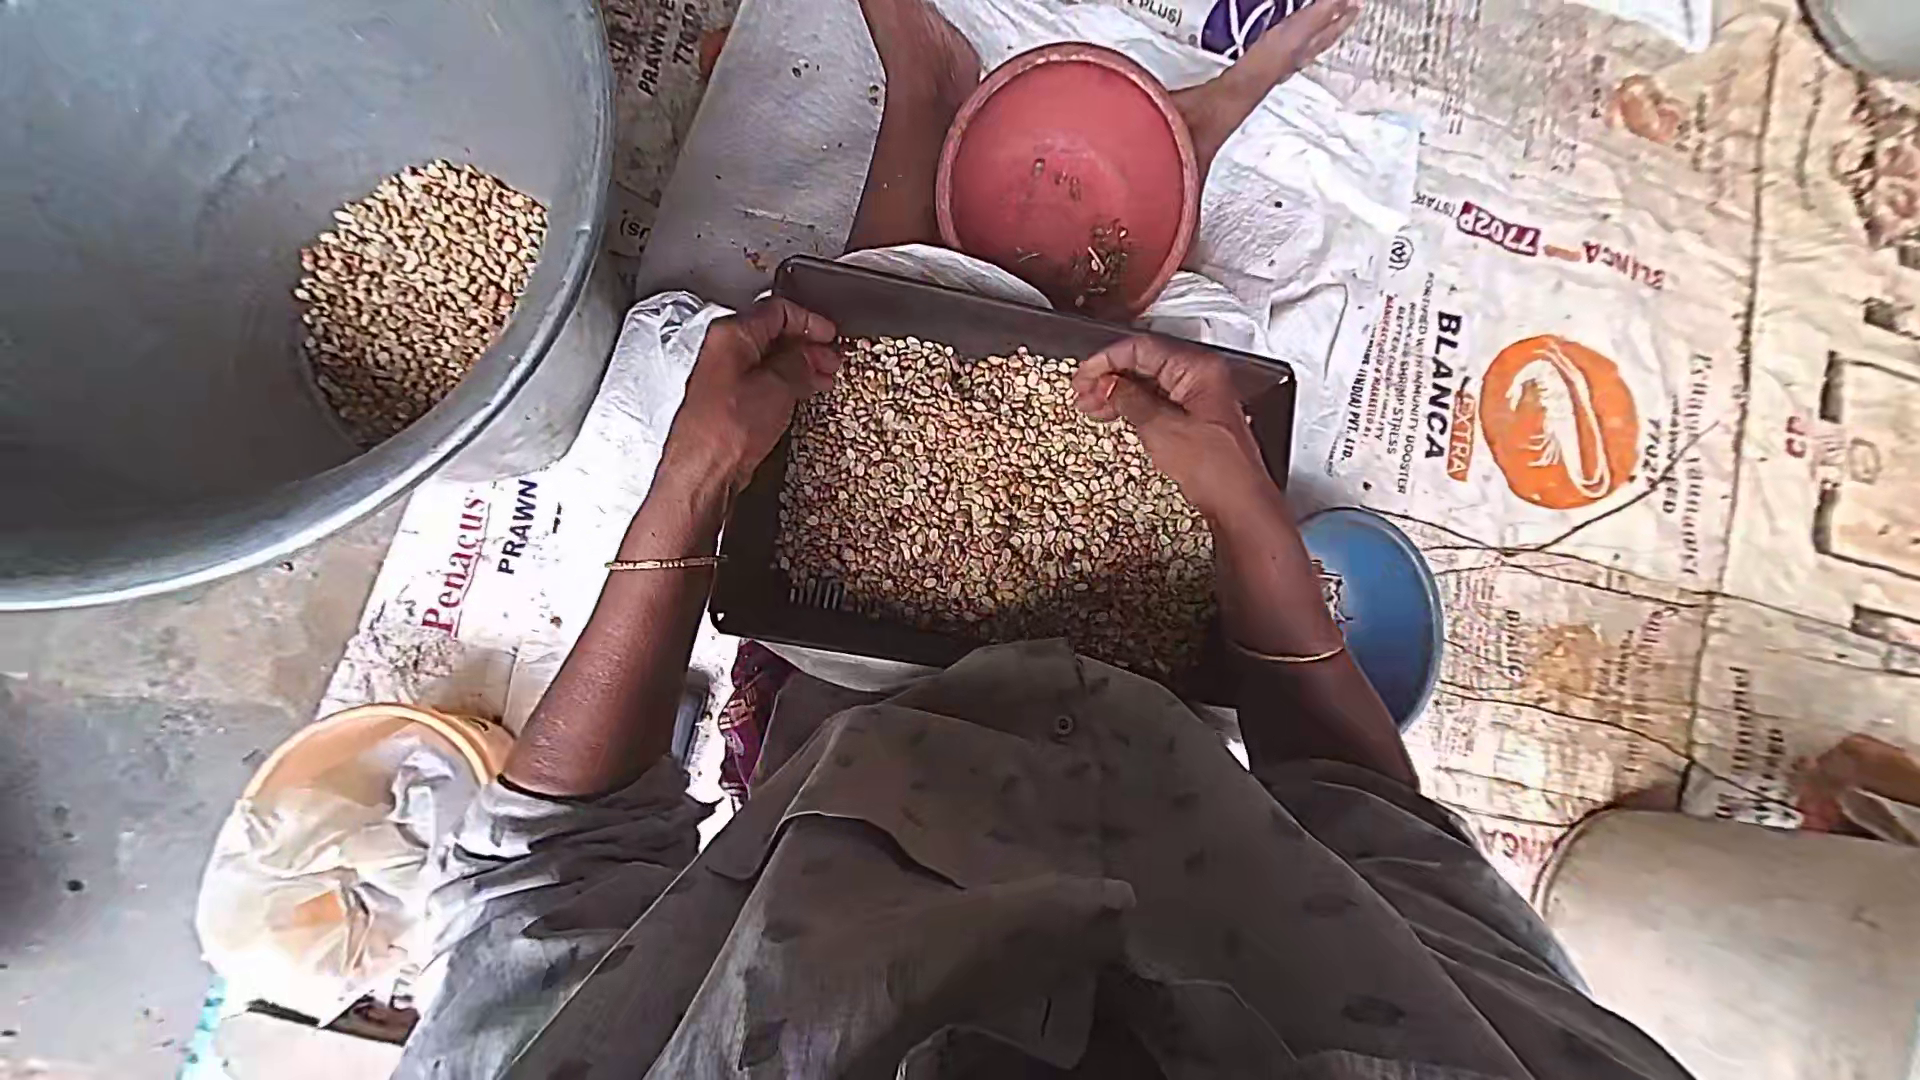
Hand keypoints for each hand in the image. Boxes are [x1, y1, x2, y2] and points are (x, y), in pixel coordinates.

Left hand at [661, 298, 839, 495]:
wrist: (704, 470)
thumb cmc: (727, 429)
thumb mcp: (777, 387)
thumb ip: (799, 363)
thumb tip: (812, 354)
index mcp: (731, 335)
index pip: (777, 311)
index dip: (810, 321)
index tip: (830, 334)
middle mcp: (725, 352)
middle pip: (774, 335)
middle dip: (808, 345)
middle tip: (833, 357)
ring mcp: (727, 377)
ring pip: (771, 360)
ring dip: (801, 366)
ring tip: (825, 376)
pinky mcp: (732, 402)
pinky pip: (765, 382)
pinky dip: (788, 384)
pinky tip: (804, 393)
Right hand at [1071, 336, 1274, 517]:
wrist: (1239, 502)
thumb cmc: (1215, 468)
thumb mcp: (1162, 429)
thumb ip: (1130, 400)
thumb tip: (1107, 383)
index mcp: (1197, 369)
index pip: (1142, 348)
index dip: (1106, 360)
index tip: (1083, 375)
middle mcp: (1199, 377)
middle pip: (1143, 363)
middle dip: (1108, 377)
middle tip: (1081, 393)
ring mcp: (1196, 397)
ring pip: (1146, 383)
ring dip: (1115, 393)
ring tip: (1090, 407)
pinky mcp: (1191, 418)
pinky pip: (1154, 402)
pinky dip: (1130, 407)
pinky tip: (1112, 415)